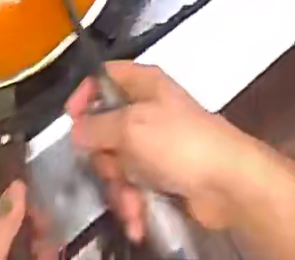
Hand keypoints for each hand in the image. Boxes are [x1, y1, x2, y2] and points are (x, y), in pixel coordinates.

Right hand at [66, 62, 265, 240]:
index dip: (85, 93)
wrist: (225, 180)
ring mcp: (155, 140)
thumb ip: (98, 126)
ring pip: (117, 162)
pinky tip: (138, 218)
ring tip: (132, 205)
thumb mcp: (132, 127)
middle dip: (104, 159)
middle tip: (113, 171)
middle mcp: (149, 107)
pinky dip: (132, 203)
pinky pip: (133, 184)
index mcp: (146, 83)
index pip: (106, 75)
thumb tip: (76, 127)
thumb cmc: (179, 142)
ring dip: (119, 189)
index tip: (69, 121)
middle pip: (105, 127)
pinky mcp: (161, 171)